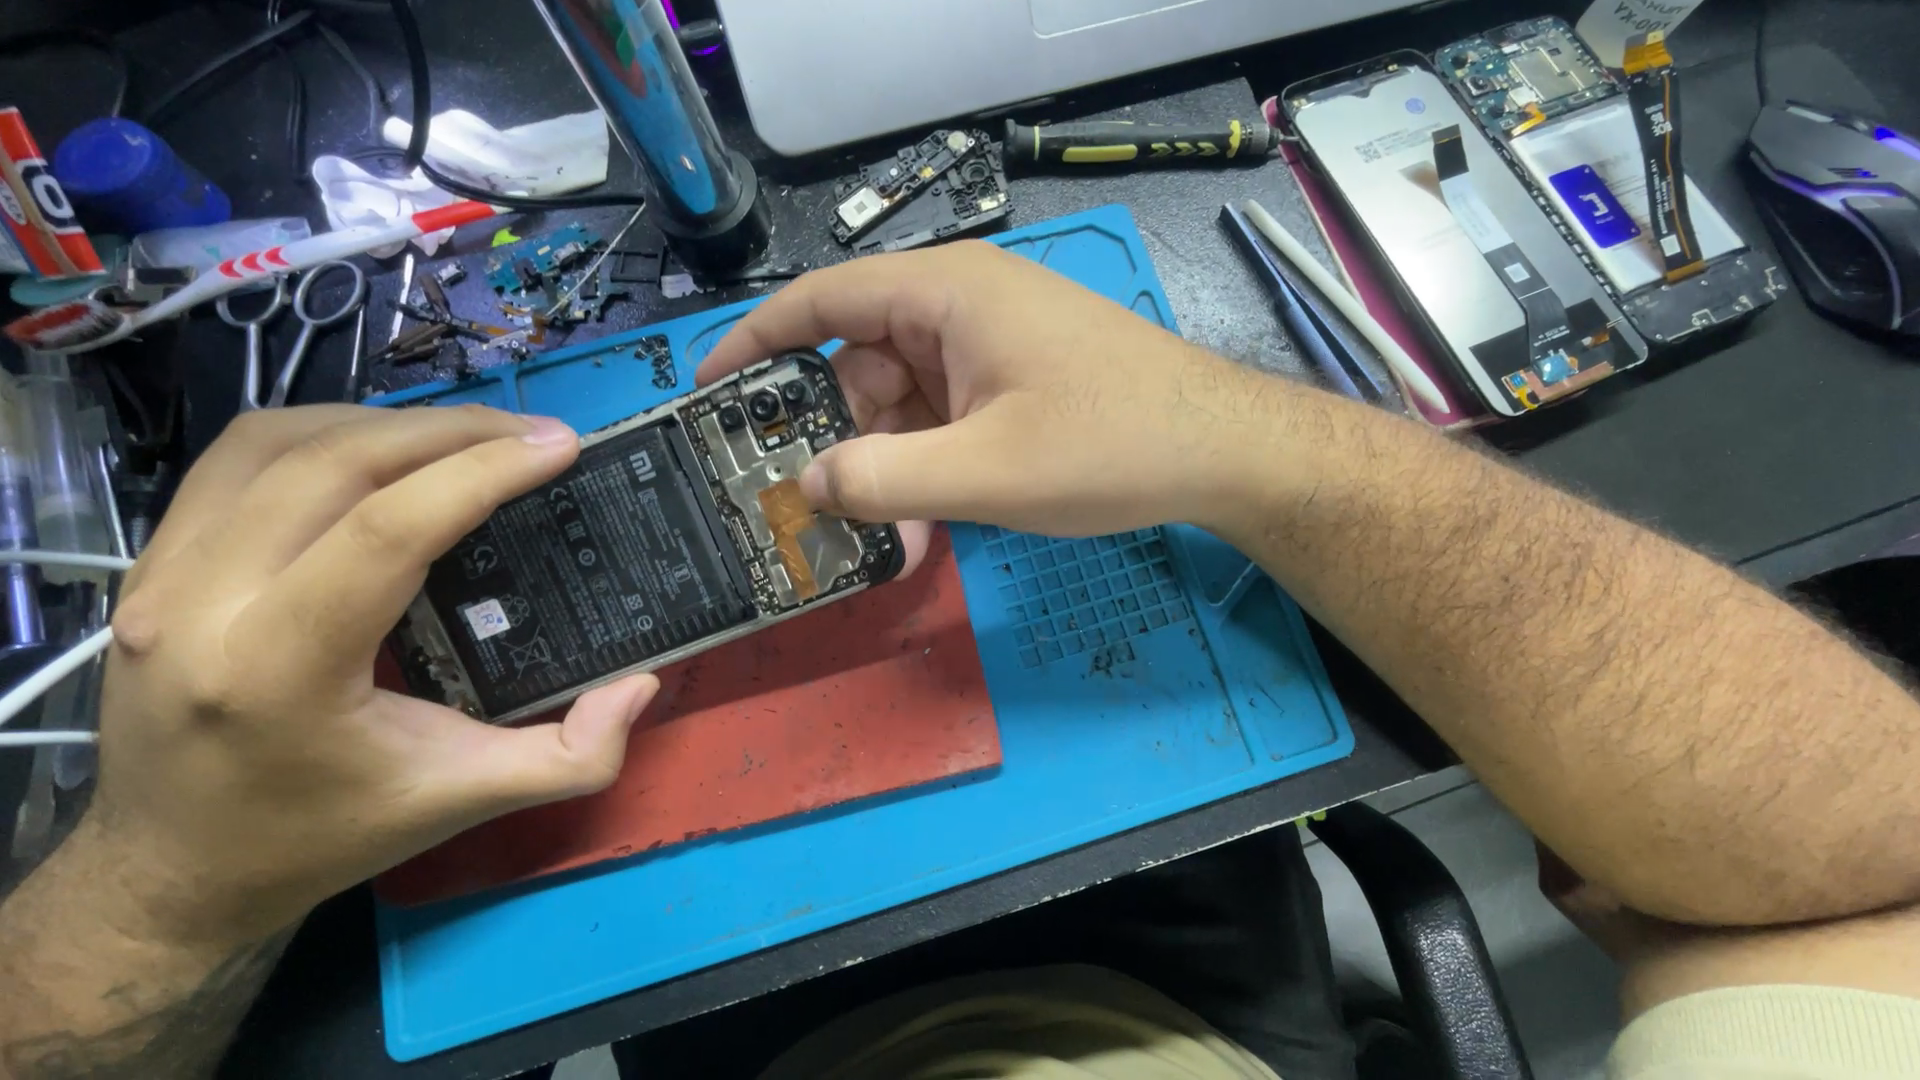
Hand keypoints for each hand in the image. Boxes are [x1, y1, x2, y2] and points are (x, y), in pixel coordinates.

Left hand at [82, 406, 657, 947]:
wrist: (171, 871)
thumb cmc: (325, 834)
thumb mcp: (463, 802)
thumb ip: (571, 756)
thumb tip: (641, 684)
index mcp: (278, 671)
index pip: (386, 531)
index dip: (481, 472)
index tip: (559, 446)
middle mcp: (201, 607)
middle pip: (331, 464)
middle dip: (448, 430)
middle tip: (533, 432)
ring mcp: (160, 577)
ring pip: (275, 442)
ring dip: (386, 422)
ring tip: (468, 436)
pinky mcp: (151, 563)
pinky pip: (238, 458)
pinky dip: (326, 433)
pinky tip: (385, 452)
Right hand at [698, 241, 1288, 562]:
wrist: (1222, 451)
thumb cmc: (1108, 444)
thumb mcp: (984, 471)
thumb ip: (881, 478)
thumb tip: (807, 485)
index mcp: (944, 292)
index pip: (820, 299)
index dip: (753, 341)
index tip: (706, 390)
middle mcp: (960, 304)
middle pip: (858, 359)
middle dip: (838, 430)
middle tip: (824, 502)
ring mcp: (990, 342)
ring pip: (901, 395)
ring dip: (889, 456)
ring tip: (896, 524)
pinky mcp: (1013, 377)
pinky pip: (942, 411)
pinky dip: (928, 456)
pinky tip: (934, 509)